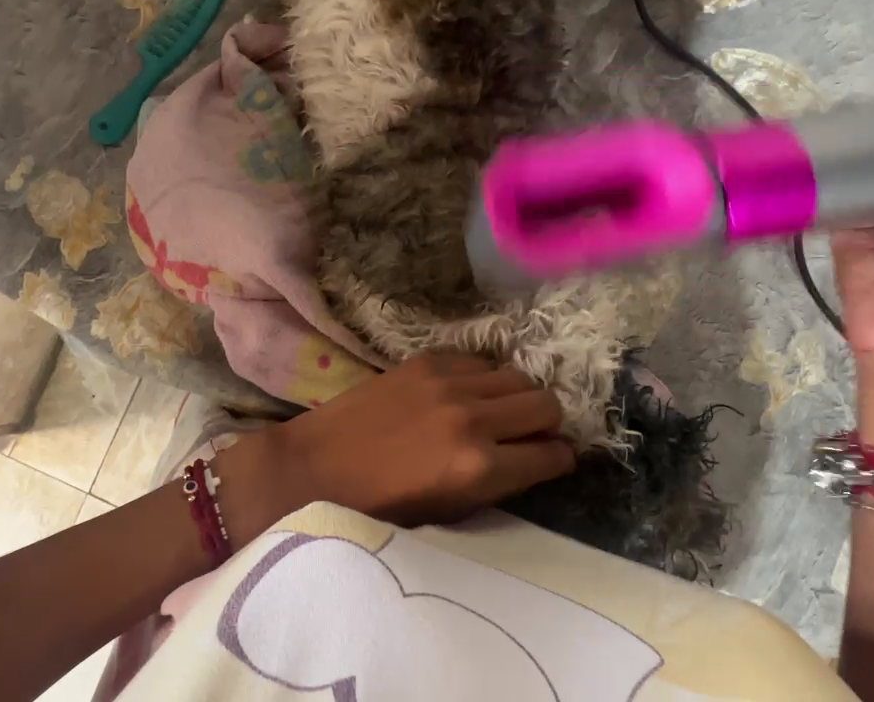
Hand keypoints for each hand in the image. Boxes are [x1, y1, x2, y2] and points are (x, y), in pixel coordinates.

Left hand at [215, 354, 575, 538]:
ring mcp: (448, 383)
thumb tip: (533, 459)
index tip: (554, 459)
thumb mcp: (446, 512)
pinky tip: (466, 392)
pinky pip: (478, 360)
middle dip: (547, 423)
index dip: (560, 459)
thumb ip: (495, 484)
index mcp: (478, 469)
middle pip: (545, 404)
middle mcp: (473, 420)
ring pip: (517, 376)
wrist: (313, 468)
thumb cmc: (376, 508)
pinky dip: (483, 376)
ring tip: (500, 411)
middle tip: (530, 435)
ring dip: (517, 396)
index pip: (552, 454)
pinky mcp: (425, 361)